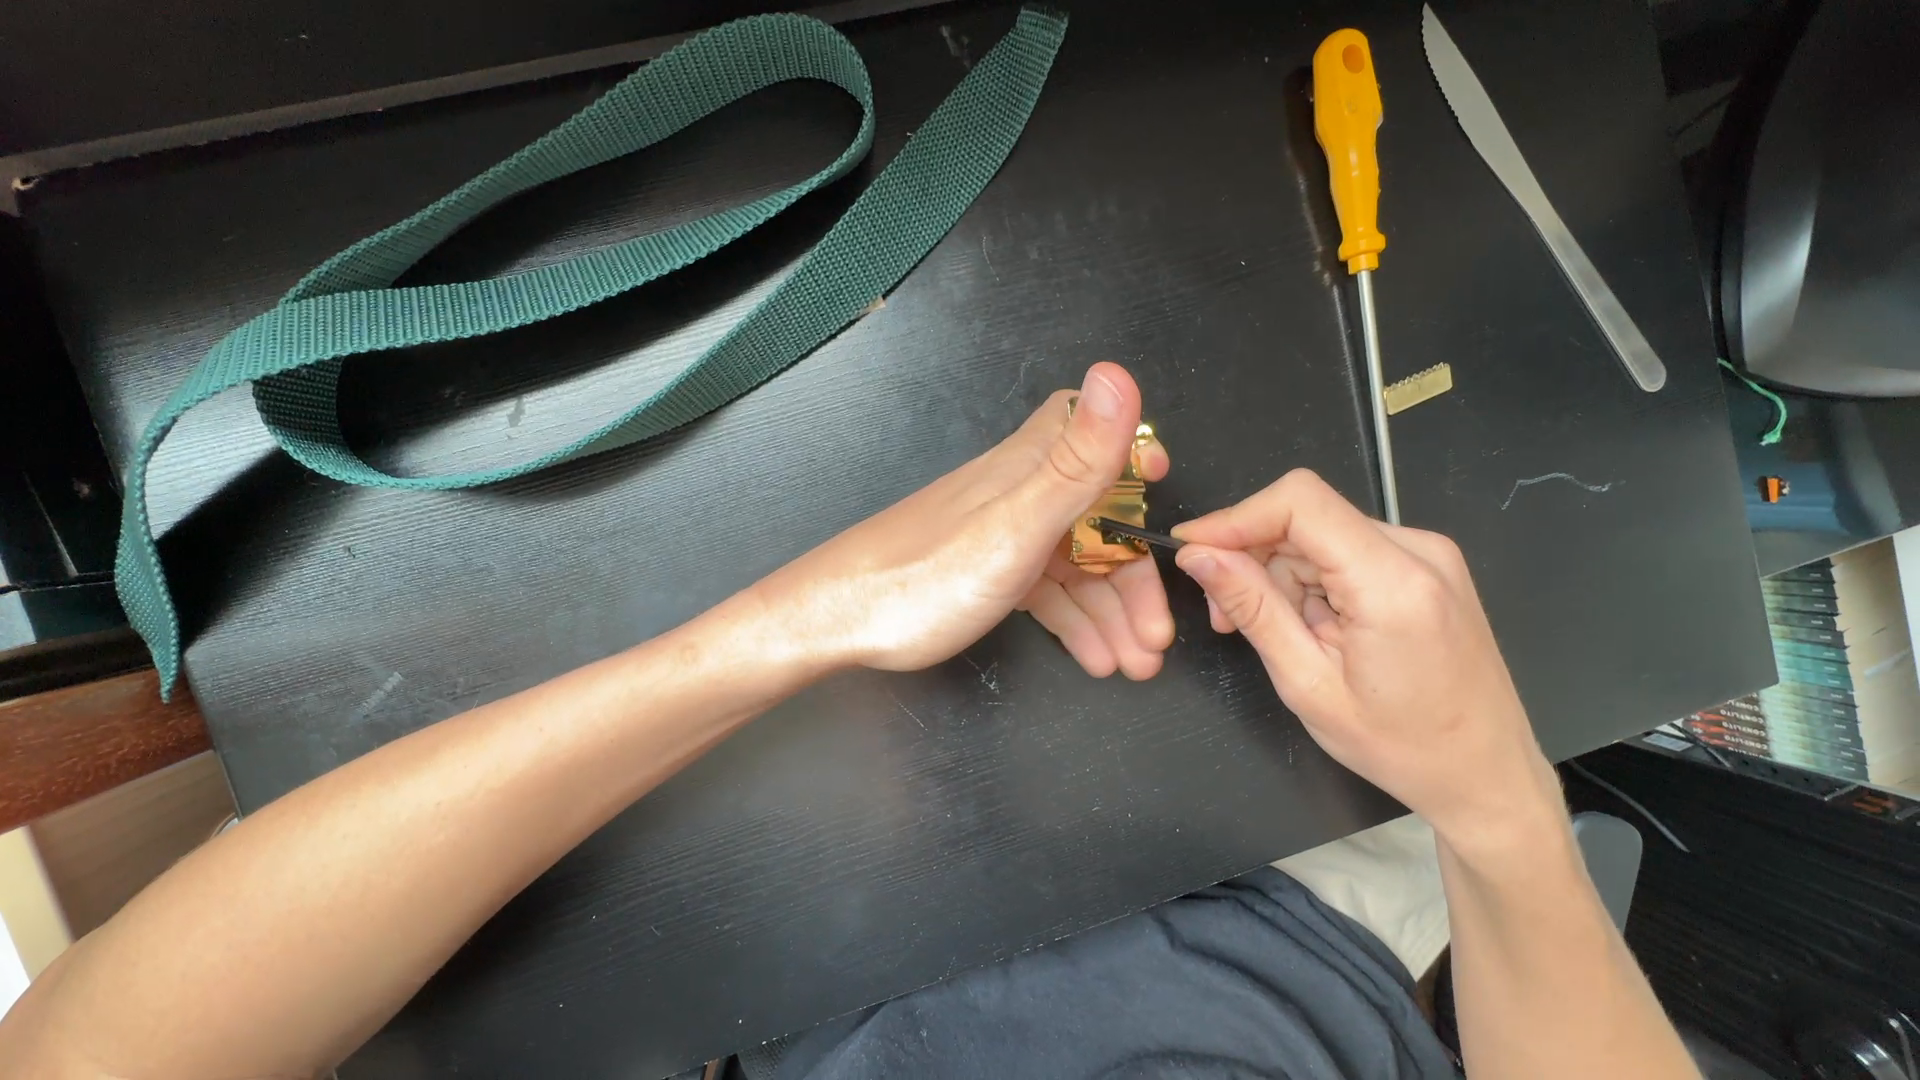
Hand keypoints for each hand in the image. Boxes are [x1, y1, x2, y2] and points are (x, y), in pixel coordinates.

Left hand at [752, 363, 1174, 678]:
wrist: (833, 621)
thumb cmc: (925, 576)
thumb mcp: (1014, 524)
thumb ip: (1074, 460)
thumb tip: (1117, 372)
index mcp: (1027, 467)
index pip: (1088, 430)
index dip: (1131, 453)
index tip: (1164, 499)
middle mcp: (1017, 492)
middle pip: (1096, 517)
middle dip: (1135, 574)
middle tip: (1158, 638)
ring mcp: (1000, 536)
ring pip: (1074, 563)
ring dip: (1111, 611)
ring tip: (1136, 665)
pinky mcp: (984, 574)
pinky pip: (1044, 592)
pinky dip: (1075, 622)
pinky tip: (1096, 658)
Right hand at [1170, 470, 1561, 845]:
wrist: (1487, 775)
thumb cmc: (1399, 747)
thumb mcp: (1307, 684)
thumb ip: (1252, 609)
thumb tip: (1198, 556)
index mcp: (1394, 582)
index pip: (1300, 502)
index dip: (1235, 517)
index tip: (1191, 550)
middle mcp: (1419, 551)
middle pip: (1305, 519)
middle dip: (1252, 557)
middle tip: (1225, 617)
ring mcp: (1429, 555)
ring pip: (1320, 535)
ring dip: (1280, 575)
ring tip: (1275, 634)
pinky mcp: (1427, 567)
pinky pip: (1346, 551)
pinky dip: (1312, 581)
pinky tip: (1309, 626)